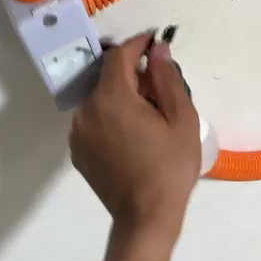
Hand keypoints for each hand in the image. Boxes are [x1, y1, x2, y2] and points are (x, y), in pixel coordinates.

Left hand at [68, 31, 200, 240]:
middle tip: (159, 92)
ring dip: (120, 101)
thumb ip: (168, 78)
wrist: (145, 217)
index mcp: (111, 98)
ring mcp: (78, 134)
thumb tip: (158, 50)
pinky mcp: (78, 153)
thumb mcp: (182, 119)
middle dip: (132, 78)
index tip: (153, 43)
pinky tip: (131, 139)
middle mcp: (86, 111)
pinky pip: (94, 124)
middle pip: (107, 80)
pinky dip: (110, 122)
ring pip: (99, 102)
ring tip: (146, 120)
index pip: (118, 56)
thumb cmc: (170, 168)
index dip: (137, 45)